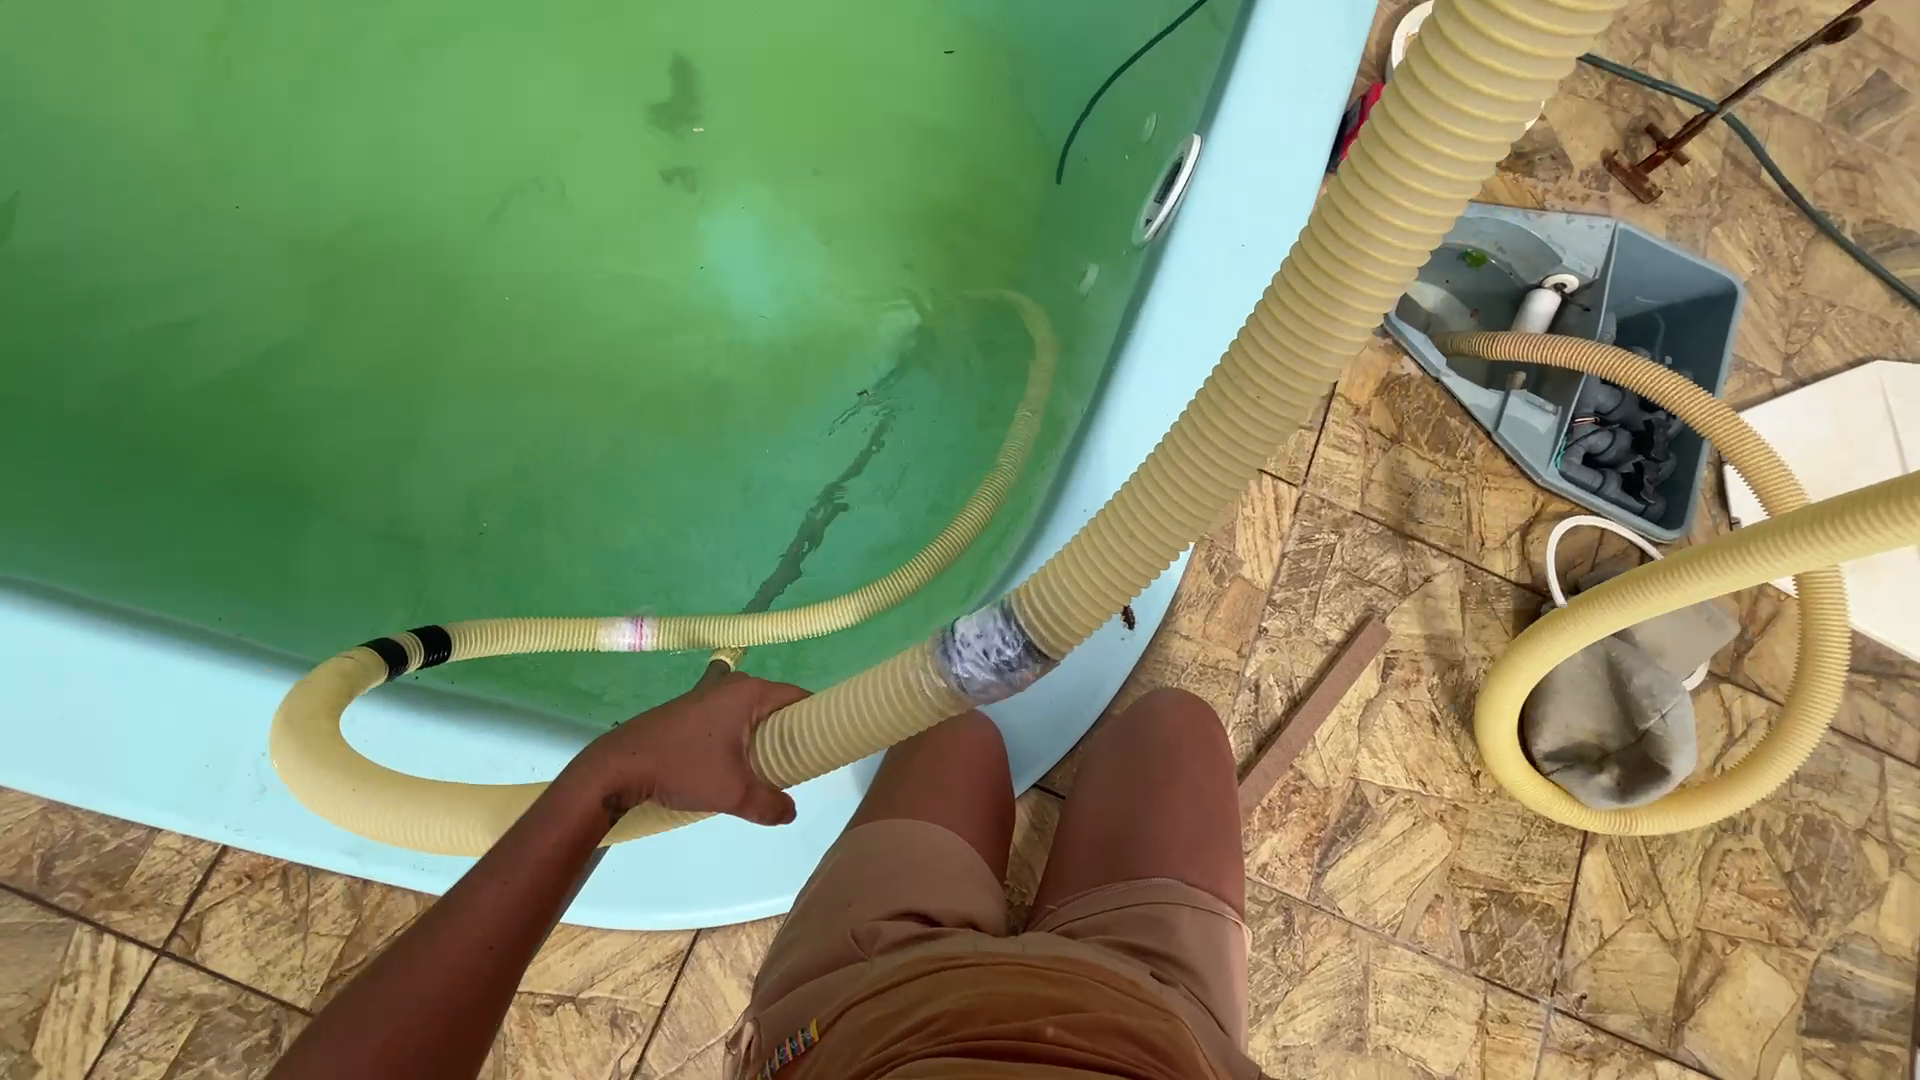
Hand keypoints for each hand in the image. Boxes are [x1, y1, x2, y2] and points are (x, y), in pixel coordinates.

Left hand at [567, 671, 809, 827]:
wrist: (617, 766)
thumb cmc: (681, 767)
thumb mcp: (732, 793)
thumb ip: (769, 804)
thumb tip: (791, 813)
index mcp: (750, 692)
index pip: (800, 697)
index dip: (818, 719)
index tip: (826, 744)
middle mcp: (734, 685)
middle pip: (778, 705)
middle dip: (792, 733)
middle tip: (801, 764)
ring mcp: (711, 695)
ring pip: (754, 714)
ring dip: (765, 738)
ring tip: (772, 769)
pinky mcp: (693, 710)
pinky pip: (734, 719)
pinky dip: (743, 738)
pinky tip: (738, 765)